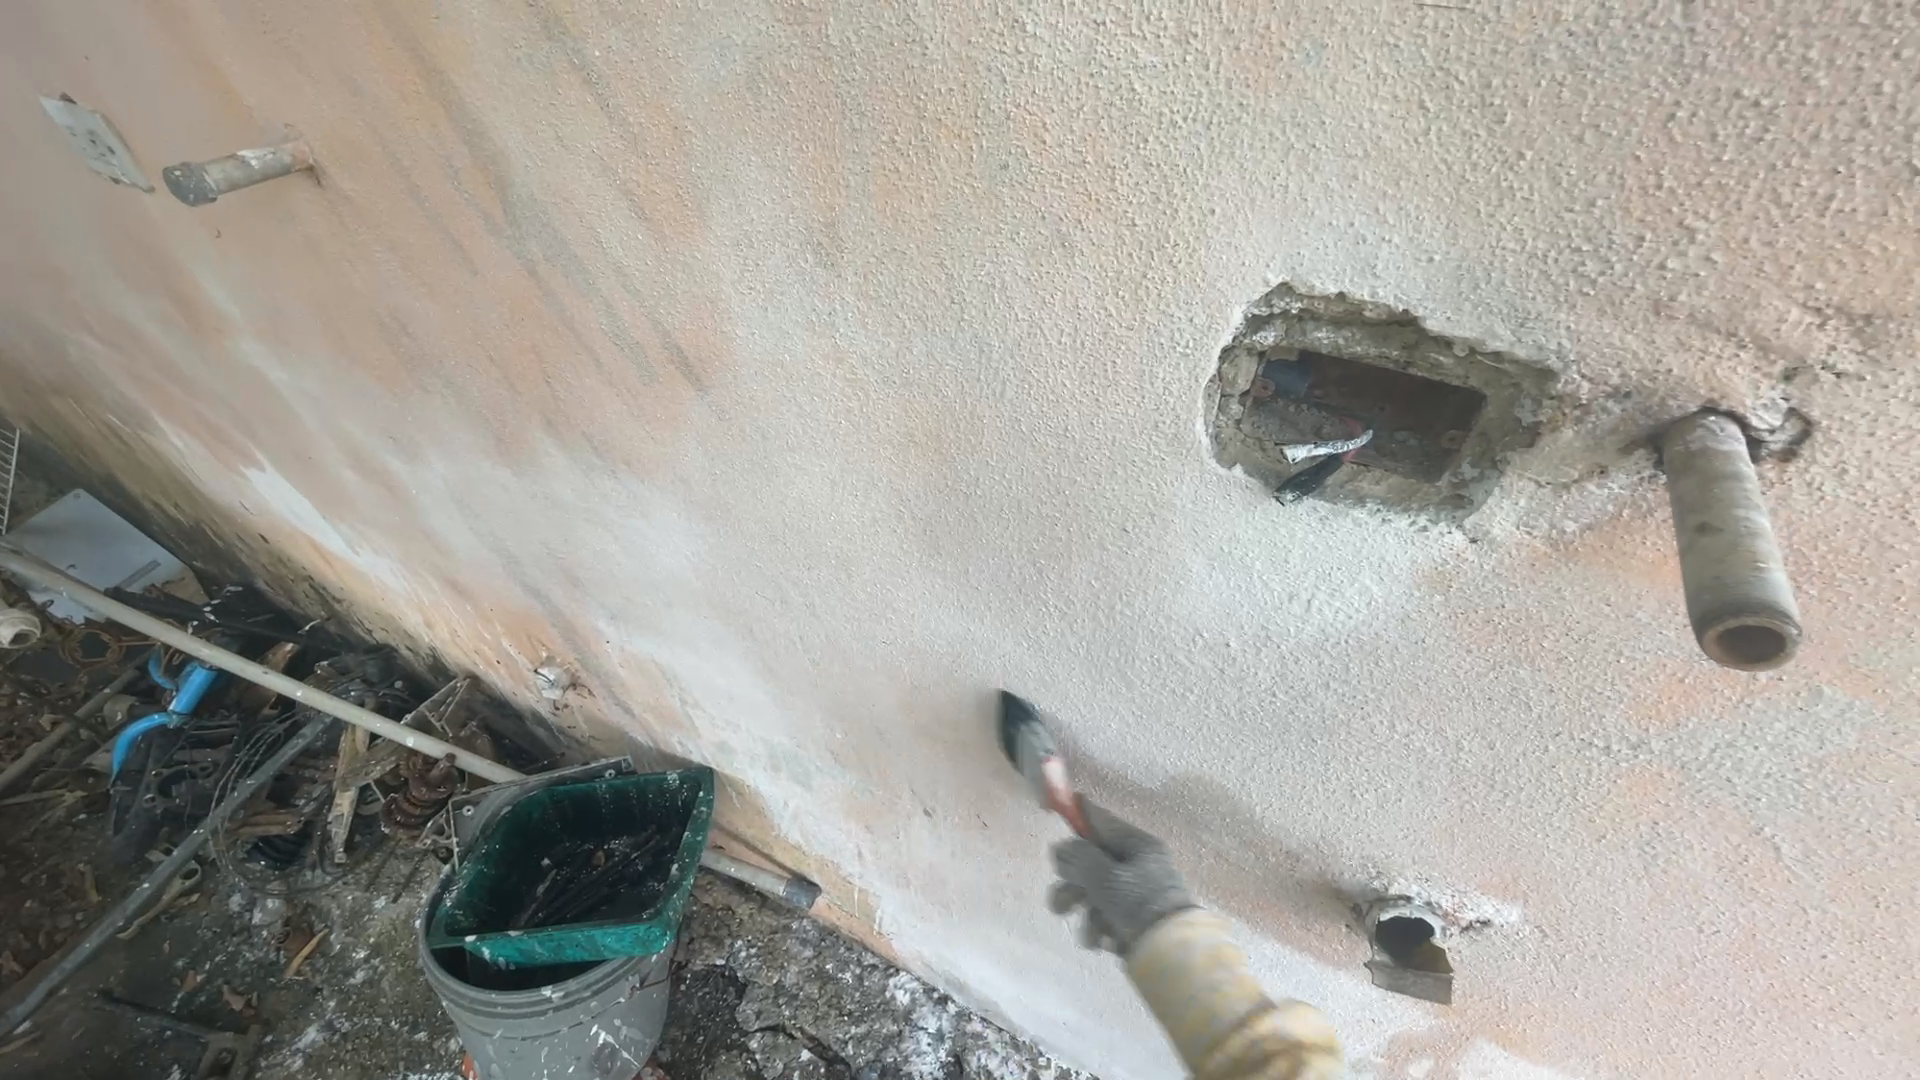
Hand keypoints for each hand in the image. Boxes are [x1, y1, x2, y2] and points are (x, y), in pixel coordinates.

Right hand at [1048, 801, 1194, 953]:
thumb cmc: (1140, 905)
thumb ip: (1079, 858)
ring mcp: (1136, 895)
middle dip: (1073, 886)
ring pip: (1094, 894)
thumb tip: (1061, 848)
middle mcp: (1138, 866)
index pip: (1103, 821)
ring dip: (1086, 915)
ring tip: (1090, 935)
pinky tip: (1107, 943)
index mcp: (1138, 846)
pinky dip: (1101, 930)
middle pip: (1092, 862)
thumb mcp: (1105, 877)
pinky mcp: (1134, 921)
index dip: (1080, 814)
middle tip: (1060, 905)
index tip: (1063, 806)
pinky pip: (1105, 917)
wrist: (1174, 957)